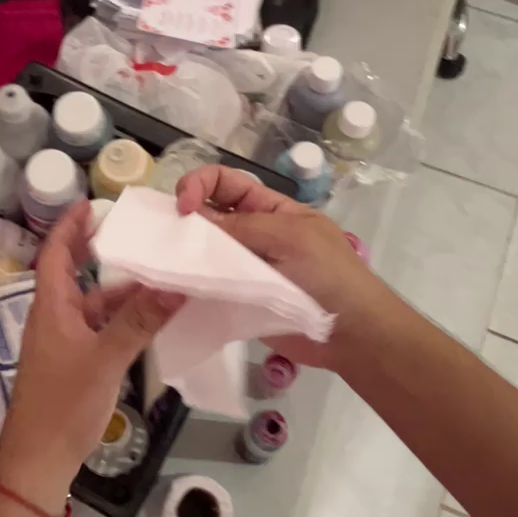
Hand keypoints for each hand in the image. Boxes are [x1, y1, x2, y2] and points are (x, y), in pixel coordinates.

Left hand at [0, 200, 183, 509]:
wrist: (39, 459)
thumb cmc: (64, 404)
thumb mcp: (105, 359)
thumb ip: (139, 321)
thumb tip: (173, 285)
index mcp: (51, 308)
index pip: (56, 255)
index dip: (69, 227)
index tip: (88, 203)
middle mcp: (55, 318)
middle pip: (76, 274)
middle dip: (100, 252)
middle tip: (134, 233)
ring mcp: (64, 342)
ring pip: (94, 305)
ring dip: (122, 292)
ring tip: (159, 276)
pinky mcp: (75, 363)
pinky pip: (101, 329)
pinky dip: (123, 319)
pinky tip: (151, 318)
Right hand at [175, 164, 402, 372]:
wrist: (353, 334)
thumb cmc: (331, 275)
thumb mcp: (292, 238)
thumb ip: (244, 227)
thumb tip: (196, 219)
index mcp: (270, 208)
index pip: (226, 182)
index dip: (200, 184)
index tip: (183, 205)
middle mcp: (253, 234)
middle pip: (209, 216)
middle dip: (186, 218)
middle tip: (169, 237)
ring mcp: (244, 268)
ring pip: (203, 253)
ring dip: (183, 255)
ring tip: (165, 266)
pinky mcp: (237, 299)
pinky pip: (207, 286)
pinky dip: (189, 286)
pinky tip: (173, 291)